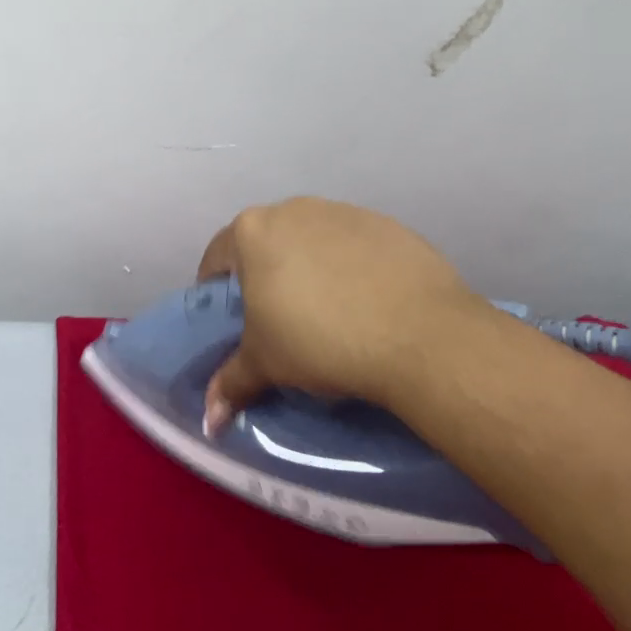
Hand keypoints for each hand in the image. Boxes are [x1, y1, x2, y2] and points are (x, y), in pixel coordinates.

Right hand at [197, 197, 494, 431]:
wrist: (420, 336)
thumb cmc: (320, 341)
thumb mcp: (266, 365)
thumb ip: (231, 383)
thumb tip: (210, 421)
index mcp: (251, 232)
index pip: (217, 258)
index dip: (216, 293)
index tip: (230, 323)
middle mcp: (293, 210)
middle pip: (265, 244)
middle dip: (266, 278)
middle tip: (276, 322)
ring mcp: (343, 212)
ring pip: (311, 242)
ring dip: (310, 271)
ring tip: (327, 315)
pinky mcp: (387, 225)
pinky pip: (355, 248)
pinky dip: (352, 270)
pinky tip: (367, 306)